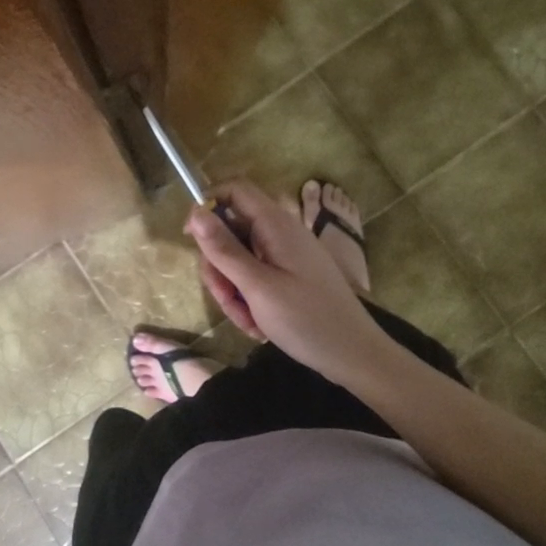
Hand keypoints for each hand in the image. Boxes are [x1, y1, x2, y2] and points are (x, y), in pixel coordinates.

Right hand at [185, 181, 392, 385]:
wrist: (355, 355)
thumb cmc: (306, 319)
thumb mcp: (257, 287)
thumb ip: (224, 249)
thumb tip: (195, 212)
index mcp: (275, 224)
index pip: (234, 190)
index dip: (208, 206)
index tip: (190, 238)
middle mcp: (281, 232)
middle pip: (232, 231)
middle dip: (220, 266)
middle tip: (225, 299)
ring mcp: (287, 254)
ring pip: (240, 259)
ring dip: (233, 289)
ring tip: (247, 320)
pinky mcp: (291, 275)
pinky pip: (257, 276)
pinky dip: (250, 298)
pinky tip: (258, 325)